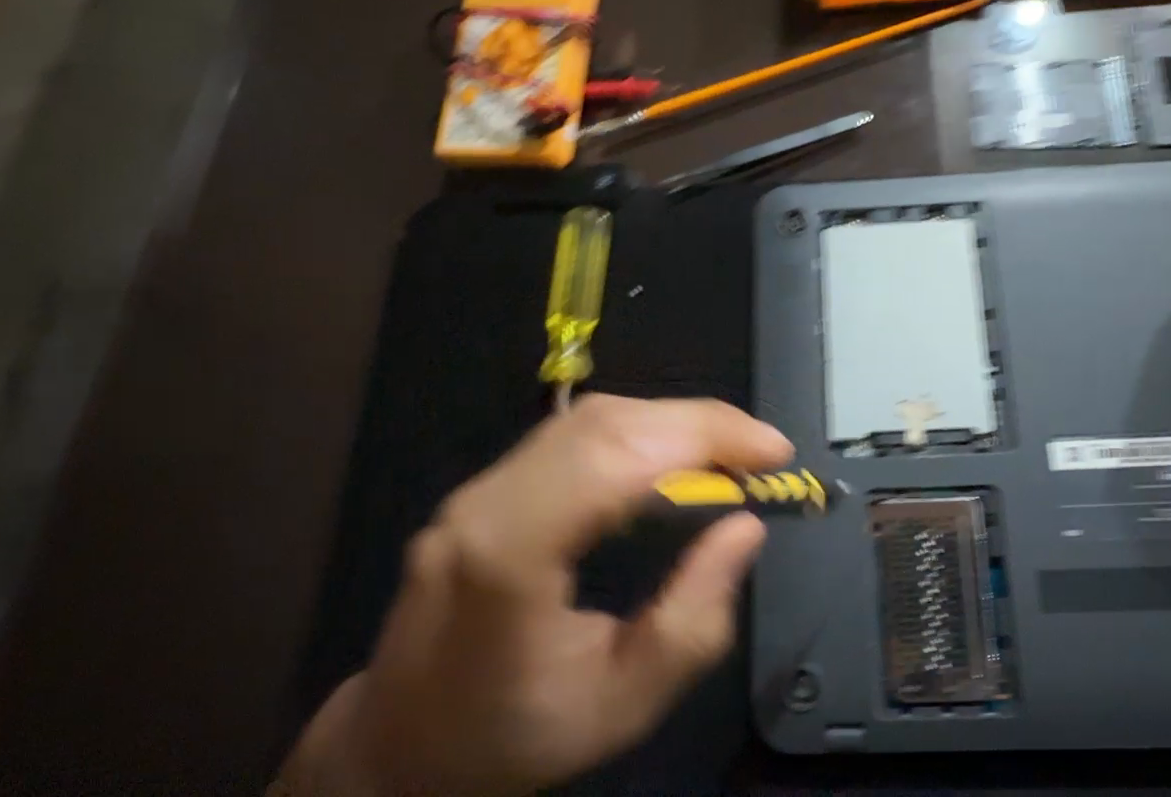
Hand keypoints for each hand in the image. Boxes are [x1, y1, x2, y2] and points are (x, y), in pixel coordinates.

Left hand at [277, 395, 792, 796]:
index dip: (700, 439)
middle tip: (763, 453)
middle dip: (697, 424)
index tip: (773, 453)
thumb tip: (743, 529)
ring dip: (669, 423)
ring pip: (587, 419)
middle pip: (603, 425)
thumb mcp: (620, 706)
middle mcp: (485, 505)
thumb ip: (690, 623)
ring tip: (729, 456)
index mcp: (508, 559)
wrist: (398, 751)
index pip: (612, 460)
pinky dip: (638, 433)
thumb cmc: (511, 738)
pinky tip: (672, 460)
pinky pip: (570, 437)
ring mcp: (477, 491)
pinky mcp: (484, 489)